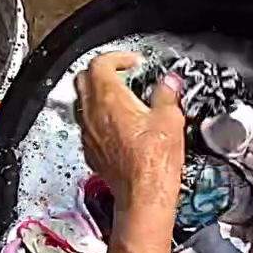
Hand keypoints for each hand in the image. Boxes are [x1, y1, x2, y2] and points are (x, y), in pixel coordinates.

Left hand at [75, 52, 184, 211]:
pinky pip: (88, 126)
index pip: (100, 64)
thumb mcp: (169, 119)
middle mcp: (92, 114)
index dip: (117, 57)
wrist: (143, 195)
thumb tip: (169, 83)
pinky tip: (118, 126)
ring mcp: (88, 134)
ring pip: (83, 103)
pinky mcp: (91, 151)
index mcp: (109, 99)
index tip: (132, 63)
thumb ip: (166, 94)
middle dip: (102, 72)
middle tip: (123, 75)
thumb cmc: (153, 162)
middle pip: (84, 79)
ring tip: (121, 99)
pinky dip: (99, 119)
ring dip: (98, 95)